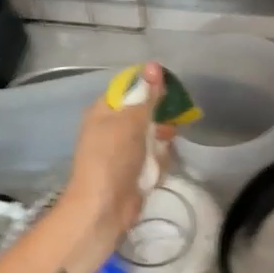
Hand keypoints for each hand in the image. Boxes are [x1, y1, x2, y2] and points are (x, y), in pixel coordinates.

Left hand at [62, 62, 176, 238]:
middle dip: (159, 121)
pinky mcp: (134, 170)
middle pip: (145, 113)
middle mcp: (112, 128)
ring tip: (158, 154)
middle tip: (167, 127)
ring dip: (160, 144)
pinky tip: (155, 171)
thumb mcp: (132, 121)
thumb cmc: (113, 158)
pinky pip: (154, 158)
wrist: (103, 207)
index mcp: (104, 111)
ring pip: (154, 136)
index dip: (150, 87)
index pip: (130, 89)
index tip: (170, 92)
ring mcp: (123, 151)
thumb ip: (147, 95)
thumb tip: (154, 64)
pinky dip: (157, 163)